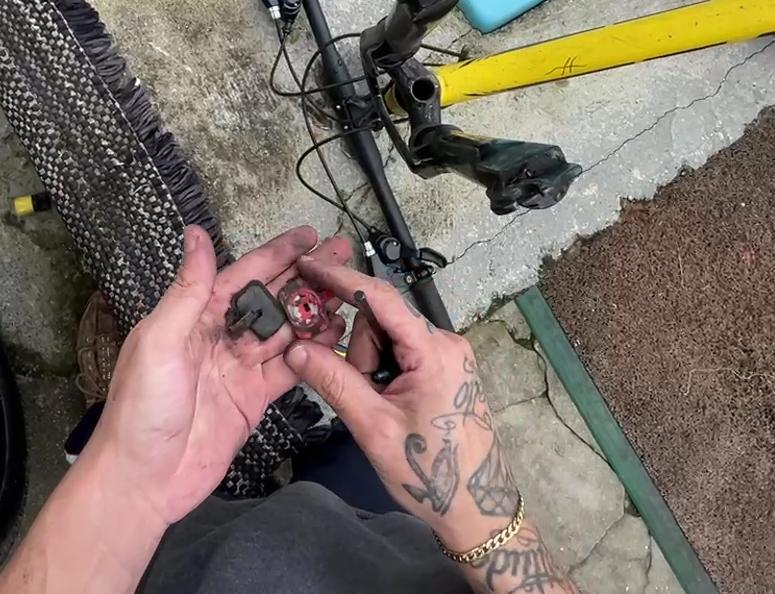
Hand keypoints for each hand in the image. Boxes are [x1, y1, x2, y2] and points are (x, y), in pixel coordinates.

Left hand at [81, 225, 350, 523]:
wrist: (143, 481)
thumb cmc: (140, 407)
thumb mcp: (160, 340)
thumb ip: (188, 289)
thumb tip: (195, 233)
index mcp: (197, 314)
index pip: (245, 274)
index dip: (277, 253)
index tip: (308, 236)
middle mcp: (221, 334)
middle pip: (271, 298)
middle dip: (304, 276)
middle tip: (340, 255)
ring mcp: (240, 366)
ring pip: (284, 330)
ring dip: (313, 310)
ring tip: (346, 292)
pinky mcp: (253, 398)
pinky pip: (288, 368)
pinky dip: (311, 352)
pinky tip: (334, 336)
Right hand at [285, 258, 522, 550]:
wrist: (478, 510)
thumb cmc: (429, 473)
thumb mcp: (373, 427)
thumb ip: (334, 382)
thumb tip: (296, 348)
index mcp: (433, 350)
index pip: (380, 297)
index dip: (341, 278)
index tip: (308, 264)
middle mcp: (445, 341)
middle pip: (380, 319)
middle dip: (362, 352)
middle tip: (367, 396)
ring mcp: (448, 353)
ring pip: (387, 335)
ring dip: (373, 364)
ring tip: (383, 405)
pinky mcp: (445, 365)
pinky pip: (401, 349)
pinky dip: (385, 368)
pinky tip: (390, 400)